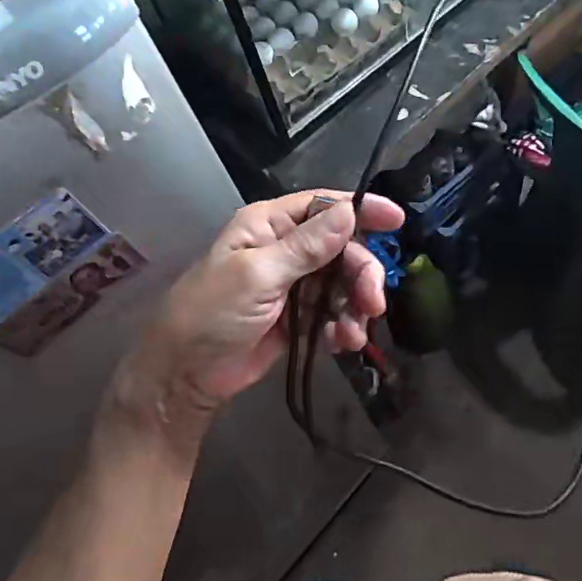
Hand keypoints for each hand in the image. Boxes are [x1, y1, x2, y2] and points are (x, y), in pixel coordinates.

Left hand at [114, 191, 404, 434]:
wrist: (184, 374)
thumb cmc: (211, 312)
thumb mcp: (258, 274)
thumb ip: (306, 246)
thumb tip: (349, 212)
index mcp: (268, 226)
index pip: (323, 206)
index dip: (360, 210)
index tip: (396, 220)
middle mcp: (284, 248)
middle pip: (341, 248)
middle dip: (361, 273)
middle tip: (374, 302)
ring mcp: (292, 284)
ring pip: (342, 282)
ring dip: (355, 305)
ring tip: (355, 333)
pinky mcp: (297, 318)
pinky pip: (333, 313)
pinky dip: (343, 326)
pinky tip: (343, 343)